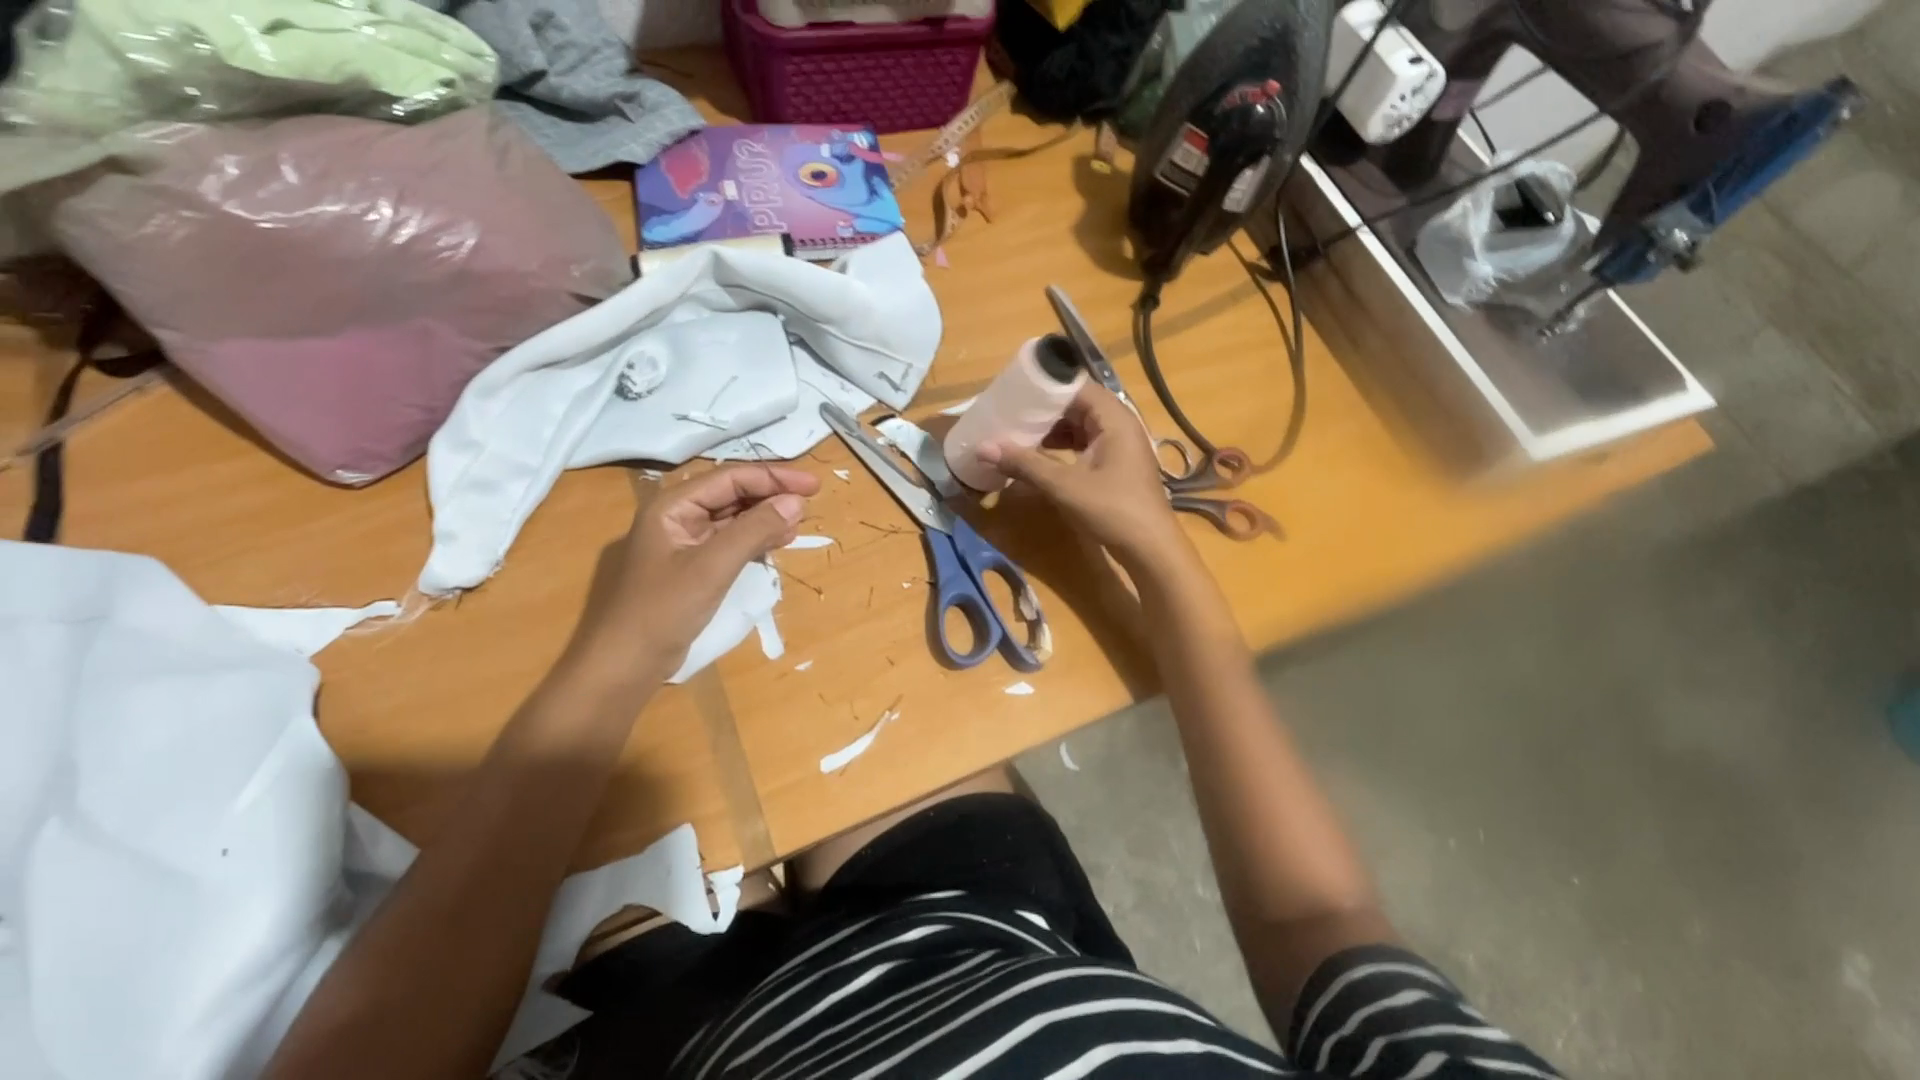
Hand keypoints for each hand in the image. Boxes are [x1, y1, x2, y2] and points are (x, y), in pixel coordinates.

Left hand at [567, 464, 820, 675]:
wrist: (626, 663)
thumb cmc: (663, 609)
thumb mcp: (713, 566)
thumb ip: (754, 530)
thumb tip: (796, 502)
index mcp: (673, 506)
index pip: (730, 478)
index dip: (773, 477)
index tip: (812, 485)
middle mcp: (677, 517)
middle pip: (731, 494)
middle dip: (770, 495)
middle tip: (811, 501)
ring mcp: (684, 543)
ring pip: (733, 518)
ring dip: (766, 518)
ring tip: (799, 523)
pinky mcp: (692, 568)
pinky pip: (729, 542)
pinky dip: (755, 540)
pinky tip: (778, 543)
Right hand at [977, 384, 1185, 563]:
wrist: (1151, 550)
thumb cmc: (1111, 510)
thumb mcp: (1063, 485)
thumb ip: (1024, 464)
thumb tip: (983, 448)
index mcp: (1114, 419)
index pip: (1076, 387)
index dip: (1045, 389)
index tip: (1014, 393)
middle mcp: (1120, 426)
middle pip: (1077, 406)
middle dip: (1044, 412)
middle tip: (1009, 415)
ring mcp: (1120, 448)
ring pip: (1080, 428)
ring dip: (1051, 432)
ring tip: (1018, 436)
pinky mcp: (1117, 468)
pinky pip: (1085, 447)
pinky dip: (1063, 450)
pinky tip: (1039, 460)